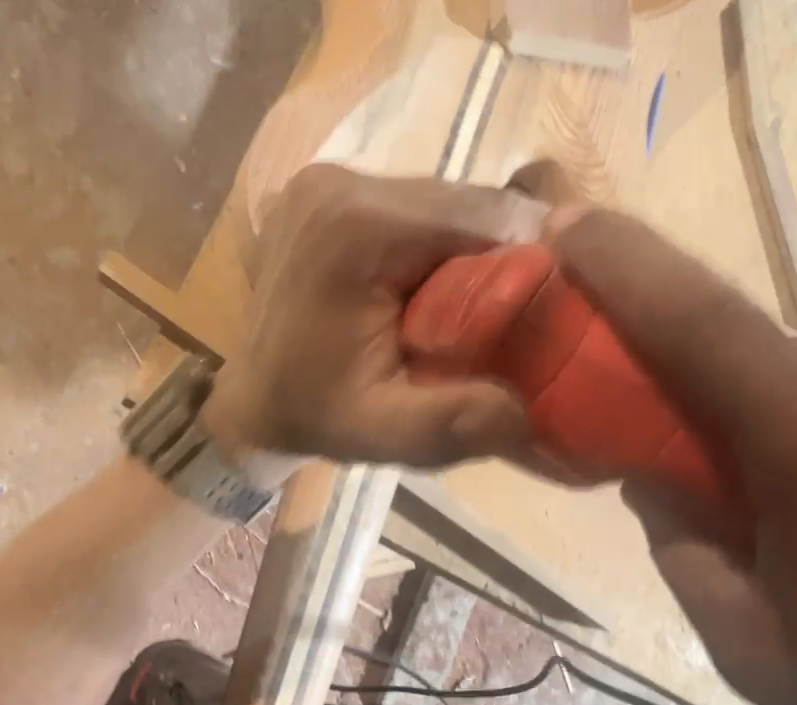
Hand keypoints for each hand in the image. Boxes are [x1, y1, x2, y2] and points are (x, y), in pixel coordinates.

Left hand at [202, 165, 546, 467]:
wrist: (251, 404)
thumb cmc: (315, 419)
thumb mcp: (388, 433)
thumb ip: (460, 421)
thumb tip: (544, 414)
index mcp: (357, 226)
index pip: (485, 218)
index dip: (528, 264)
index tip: (541, 314)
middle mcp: (339, 183)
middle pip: (464, 202)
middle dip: (496, 258)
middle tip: (509, 317)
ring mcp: (326, 179)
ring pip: (441, 201)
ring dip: (466, 250)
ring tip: (468, 308)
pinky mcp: (324, 189)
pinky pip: (409, 206)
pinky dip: (432, 244)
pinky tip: (430, 290)